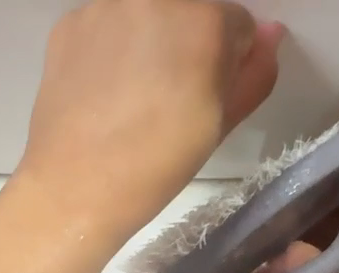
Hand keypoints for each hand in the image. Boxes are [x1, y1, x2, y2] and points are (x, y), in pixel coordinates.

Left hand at [16, 0, 283, 238]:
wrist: (73, 190)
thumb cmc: (152, 168)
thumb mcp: (216, 129)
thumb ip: (252, 76)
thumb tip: (269, 37)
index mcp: (204, 22)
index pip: (238, 24)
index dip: (228, 63)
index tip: (206, 97)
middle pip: (189, 10)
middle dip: (187, 44)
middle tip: (167, 95)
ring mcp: (106, 6)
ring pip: (144, 14)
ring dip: (147, 41)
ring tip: (130, 94)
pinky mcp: (69, 23)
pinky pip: (104, 25)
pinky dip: (108, 49)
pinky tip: (101, 91)